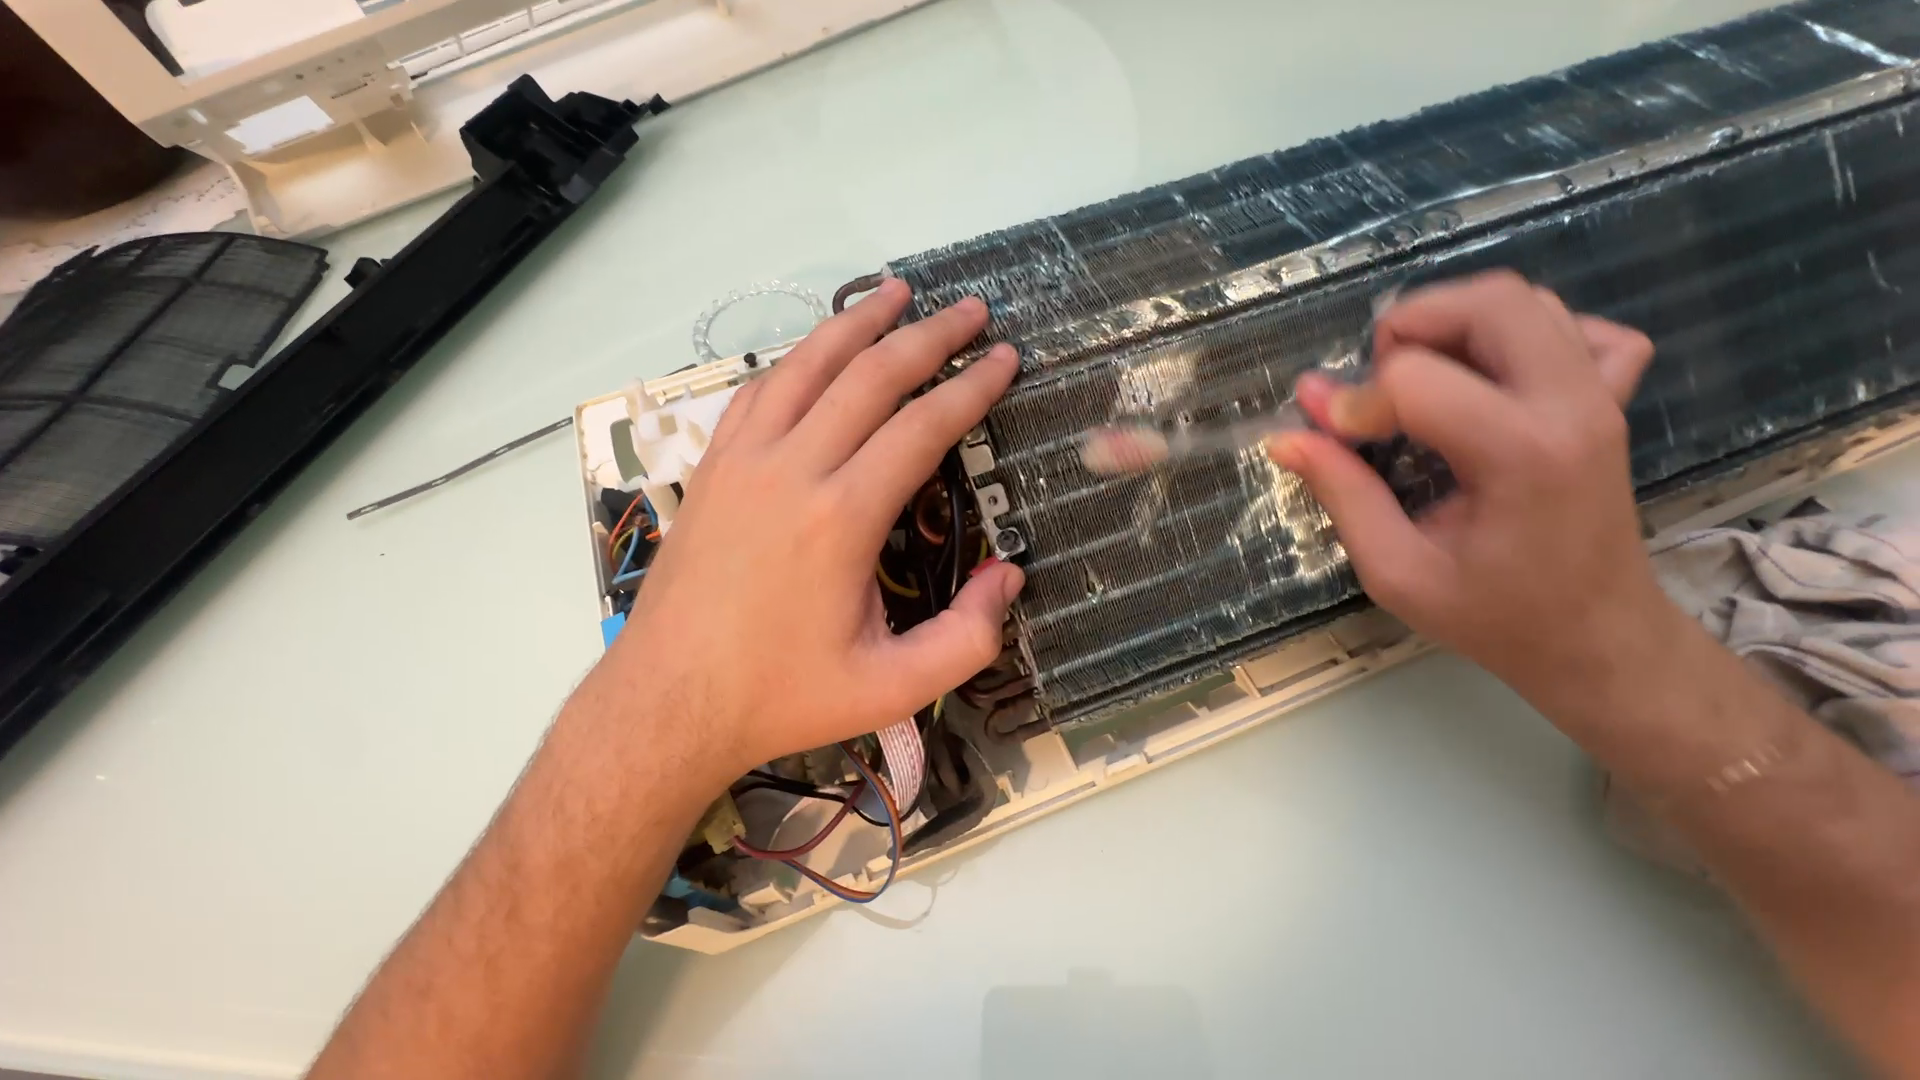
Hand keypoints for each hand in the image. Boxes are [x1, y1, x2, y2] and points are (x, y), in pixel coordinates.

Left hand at [598, 279, 1023, 780]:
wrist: (669, 701)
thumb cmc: (782, 696)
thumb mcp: (892, 689)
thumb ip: (967, 637)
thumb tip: (1010, 576)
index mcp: (842, 517)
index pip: (921, 426)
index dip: (971, 387)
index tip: (1005, 358)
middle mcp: (791, 469)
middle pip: (870, 376)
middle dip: (929, 336)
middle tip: (972, 310)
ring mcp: (742, 461)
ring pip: (807, 366)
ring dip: (857, 323)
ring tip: (897, 293)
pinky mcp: (712, 468)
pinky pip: (758, 391)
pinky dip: (798, 359)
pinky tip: (817, 350)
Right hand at [1269, 271, 1664, 705]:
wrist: (1597, 638)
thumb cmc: (1494, 616)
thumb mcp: (1396, 570)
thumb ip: (1342, 493)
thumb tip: (1287, 435)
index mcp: (1520, 453)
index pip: (1417, 380)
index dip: (1353, 402)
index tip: (1328, 438)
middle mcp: (1571, 404)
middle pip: (1489, 303)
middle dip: (1409, 326)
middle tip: (1374, 382)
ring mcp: (1601, 394)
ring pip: (1527, 301)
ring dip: (1454, 324)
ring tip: (1415, 381)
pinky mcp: (1612, 398)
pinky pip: (1576, 328)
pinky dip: (1523, 333)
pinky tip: (1490, 376)